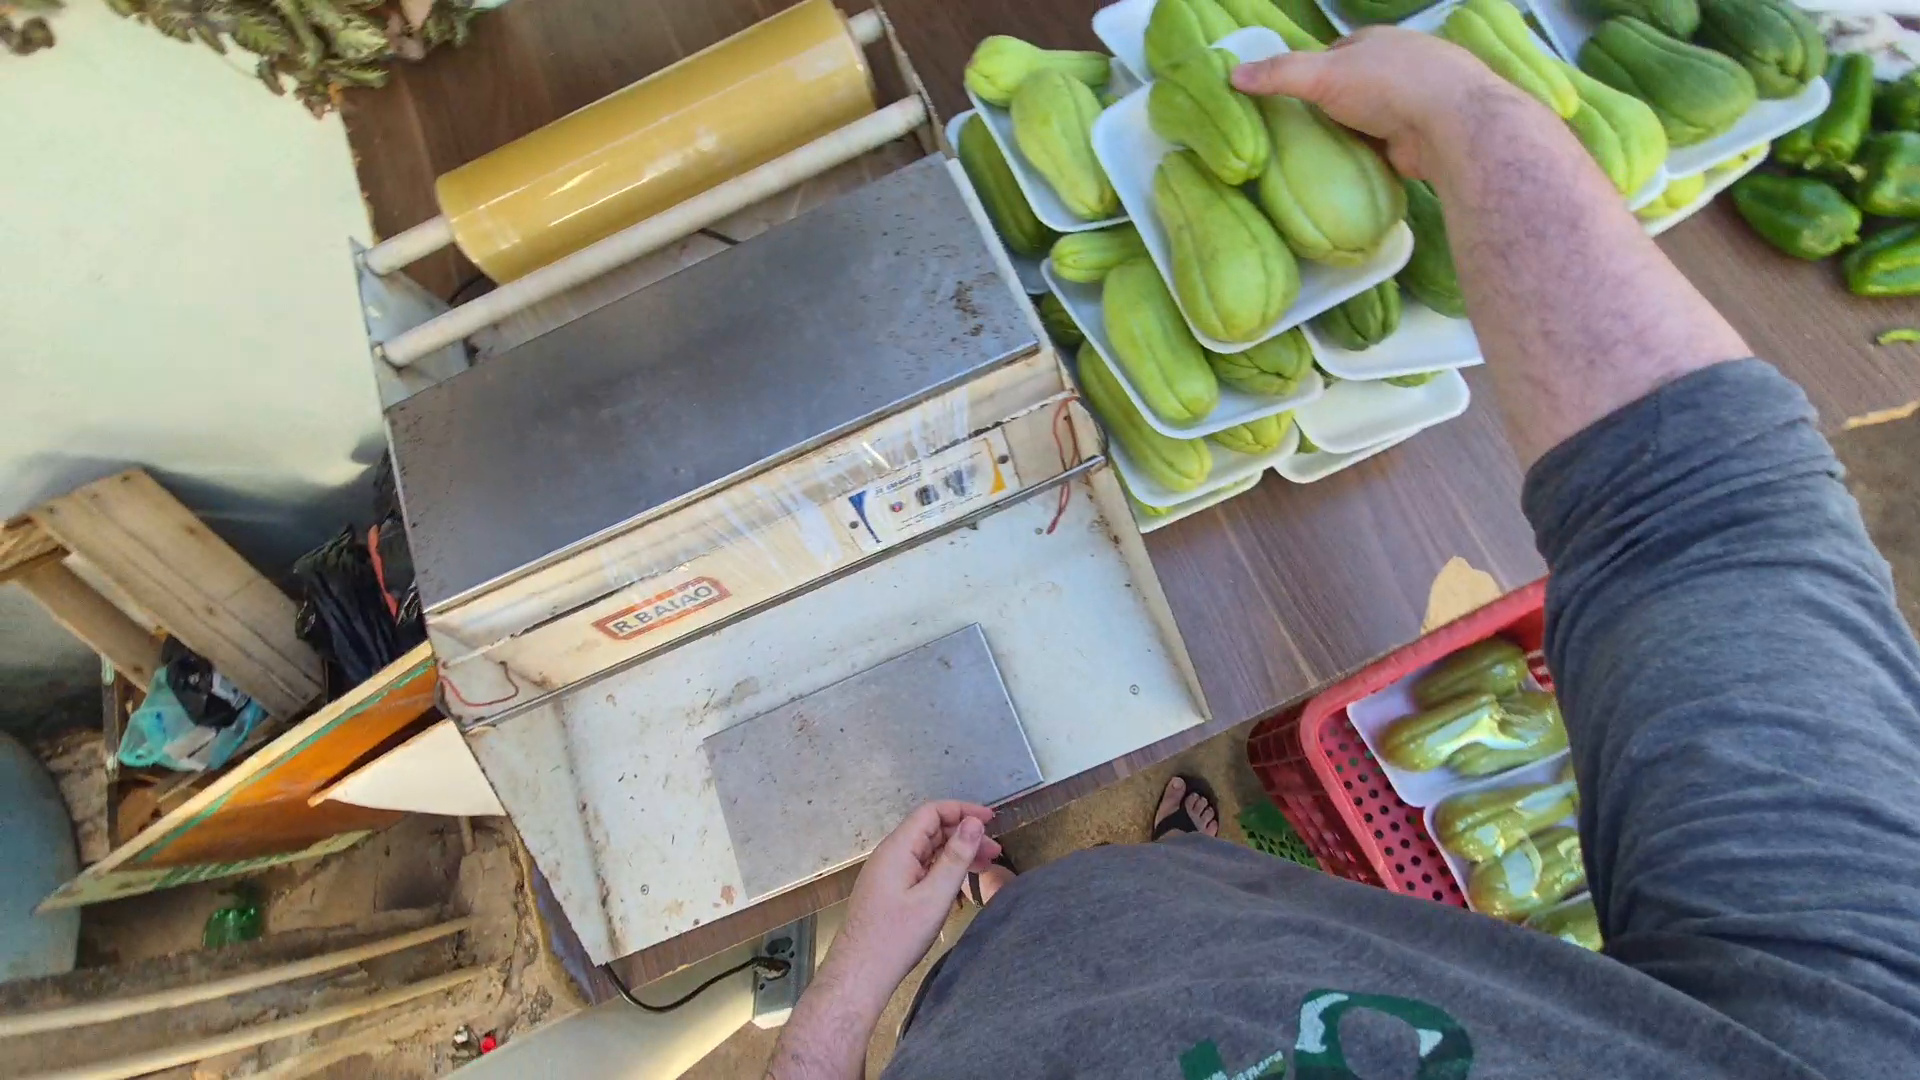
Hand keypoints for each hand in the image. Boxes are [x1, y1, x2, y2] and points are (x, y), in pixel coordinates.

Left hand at [831, 801, 1000, 1000]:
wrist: (857, 977)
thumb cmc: (896, 938)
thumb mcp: (934, 897)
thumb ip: (955, 857)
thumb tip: (973, 823)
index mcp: (898, 848)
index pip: (932, 812)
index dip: (962, 810)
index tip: (990, 820)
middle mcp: (890, 853)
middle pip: (930, 830)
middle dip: (964, 835)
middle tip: (994, 852)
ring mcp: (887, 872)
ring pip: (926, 850)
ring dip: (955, 853)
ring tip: (984, 867)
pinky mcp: (888, 890)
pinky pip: (919, 867)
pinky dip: (941, 869)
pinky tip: (958, 884)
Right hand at [1231, 27, 1525, 178]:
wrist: (1445, 122)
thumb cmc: (1386, 86)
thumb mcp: (1322, 75)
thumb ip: (1279, 75)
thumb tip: (1232, 75)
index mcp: (1375, 42)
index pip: (1333, 55)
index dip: (1308, 75)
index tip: (1286, 102)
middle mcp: (1395, 66)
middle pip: (1347, 87)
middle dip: (1325, 108)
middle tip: (1295, 136)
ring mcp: (1408, 101)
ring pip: (1362, 117)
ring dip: (1343, 133)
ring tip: (1314, 157)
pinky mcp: (1413, 134)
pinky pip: (1376, 143)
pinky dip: (1361, 154)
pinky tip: (1343, 169)